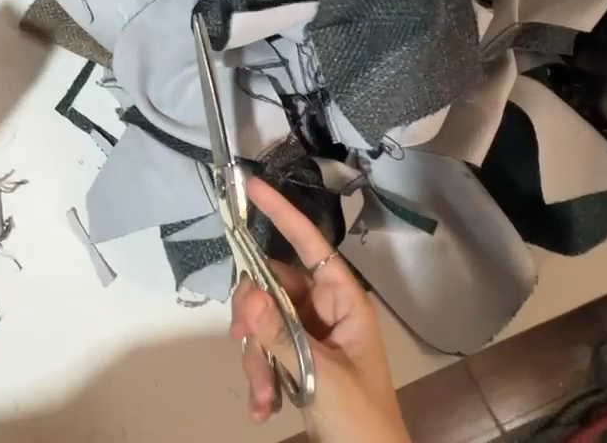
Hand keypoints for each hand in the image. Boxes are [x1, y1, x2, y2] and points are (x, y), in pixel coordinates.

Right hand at [231, 177, 410, 442]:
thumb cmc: (361, 420)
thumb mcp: (320, 374)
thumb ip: (280, 332)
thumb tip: (247, 293)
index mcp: (344, 302)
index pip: (310, 244)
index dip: (282, 213)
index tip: (252, 187)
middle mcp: (325, 310)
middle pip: (272, 287)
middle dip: (254, 320)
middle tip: (245, 344)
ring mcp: (311, 334)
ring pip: (263, 321)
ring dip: (256, 357)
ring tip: (265, 396)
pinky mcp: (297, 359)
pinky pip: (265, 348)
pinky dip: (260, 375)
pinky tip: (263, 407)